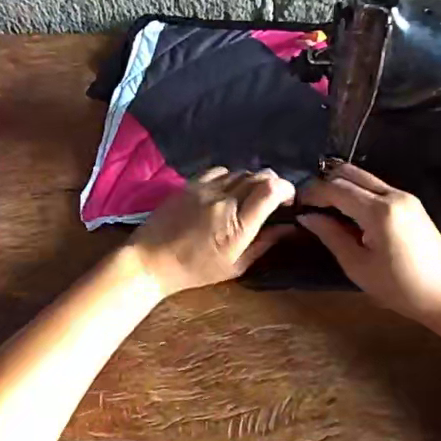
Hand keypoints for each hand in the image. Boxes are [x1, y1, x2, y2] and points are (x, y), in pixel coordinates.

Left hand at [127, 167, 295, 297]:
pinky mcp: (190, 184)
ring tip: (250, 198)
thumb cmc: (195, 270)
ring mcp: (205, 189)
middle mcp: (223, 200)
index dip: (287, 189)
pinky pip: (220, 170)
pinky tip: (228, 191)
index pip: (271, 189)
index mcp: (237, 224)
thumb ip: (264, 243)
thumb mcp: (235, 265)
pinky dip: (231, 177)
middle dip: (273, 185)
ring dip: (252, 181)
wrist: (151, 260)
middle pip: (260, 175)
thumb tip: (289, 228)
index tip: (288, 201)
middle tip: (273, 200)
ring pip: (241, 171)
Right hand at [297, 163, 440, 326]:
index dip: (312, 192)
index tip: (295, 204)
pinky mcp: (411, 203)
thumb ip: (330, 235)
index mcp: (379, 211)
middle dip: (324, 184)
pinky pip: (375, 187)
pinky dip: (356, 192)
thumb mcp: (357, 265)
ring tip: (324, 208)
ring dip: (340, 186)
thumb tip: (307, 216)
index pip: (336, 188)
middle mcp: (393, 195)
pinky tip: (346, 213)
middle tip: (307, 203)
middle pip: (349, 173)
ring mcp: (405, 196)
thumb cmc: (399, 287)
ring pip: (363, 177)